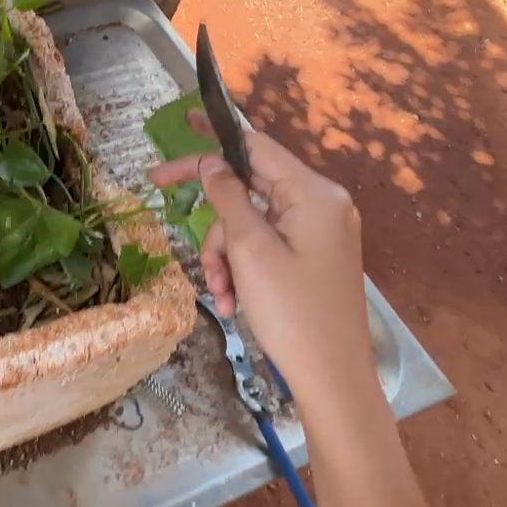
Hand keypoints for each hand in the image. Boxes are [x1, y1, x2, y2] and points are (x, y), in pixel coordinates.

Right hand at [149, 110, 375, 406]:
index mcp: (314, 193)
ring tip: (220, 292)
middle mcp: (322, 204)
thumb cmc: (292, 312)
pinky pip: (267, 244)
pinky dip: (244, 266)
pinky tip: (232, 299)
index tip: (180, 124)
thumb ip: (227, 195)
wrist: (335, 382)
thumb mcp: (250, 248)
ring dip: (226, 253)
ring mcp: (320, 232)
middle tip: (171, 216)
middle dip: (216, 221)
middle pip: (249, 187)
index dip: (213, 136)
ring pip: (251, 221)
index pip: (254, 146)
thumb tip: (211, 162)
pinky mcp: (315, 257)